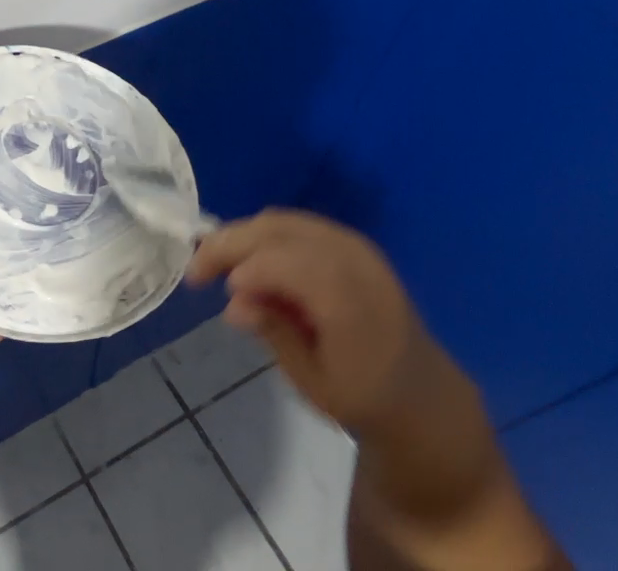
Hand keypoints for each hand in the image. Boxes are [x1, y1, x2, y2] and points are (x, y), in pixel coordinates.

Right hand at [187, 209, 439, 435]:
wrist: (420, 392)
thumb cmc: (362, 396)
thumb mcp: (312, 380)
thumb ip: (274, 333)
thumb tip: (234, 304)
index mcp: (350, 302)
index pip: (287, 263)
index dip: (245, 268)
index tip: (208, 289)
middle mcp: (355, 262)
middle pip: (278, 231)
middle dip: (230, 242)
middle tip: (196, 271)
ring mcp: (355, 247)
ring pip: (283, 221)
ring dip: (243, 236)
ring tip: (215, 264)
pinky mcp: (351, 244)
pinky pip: (296, 225)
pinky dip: (263, 235)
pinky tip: (247, 260)